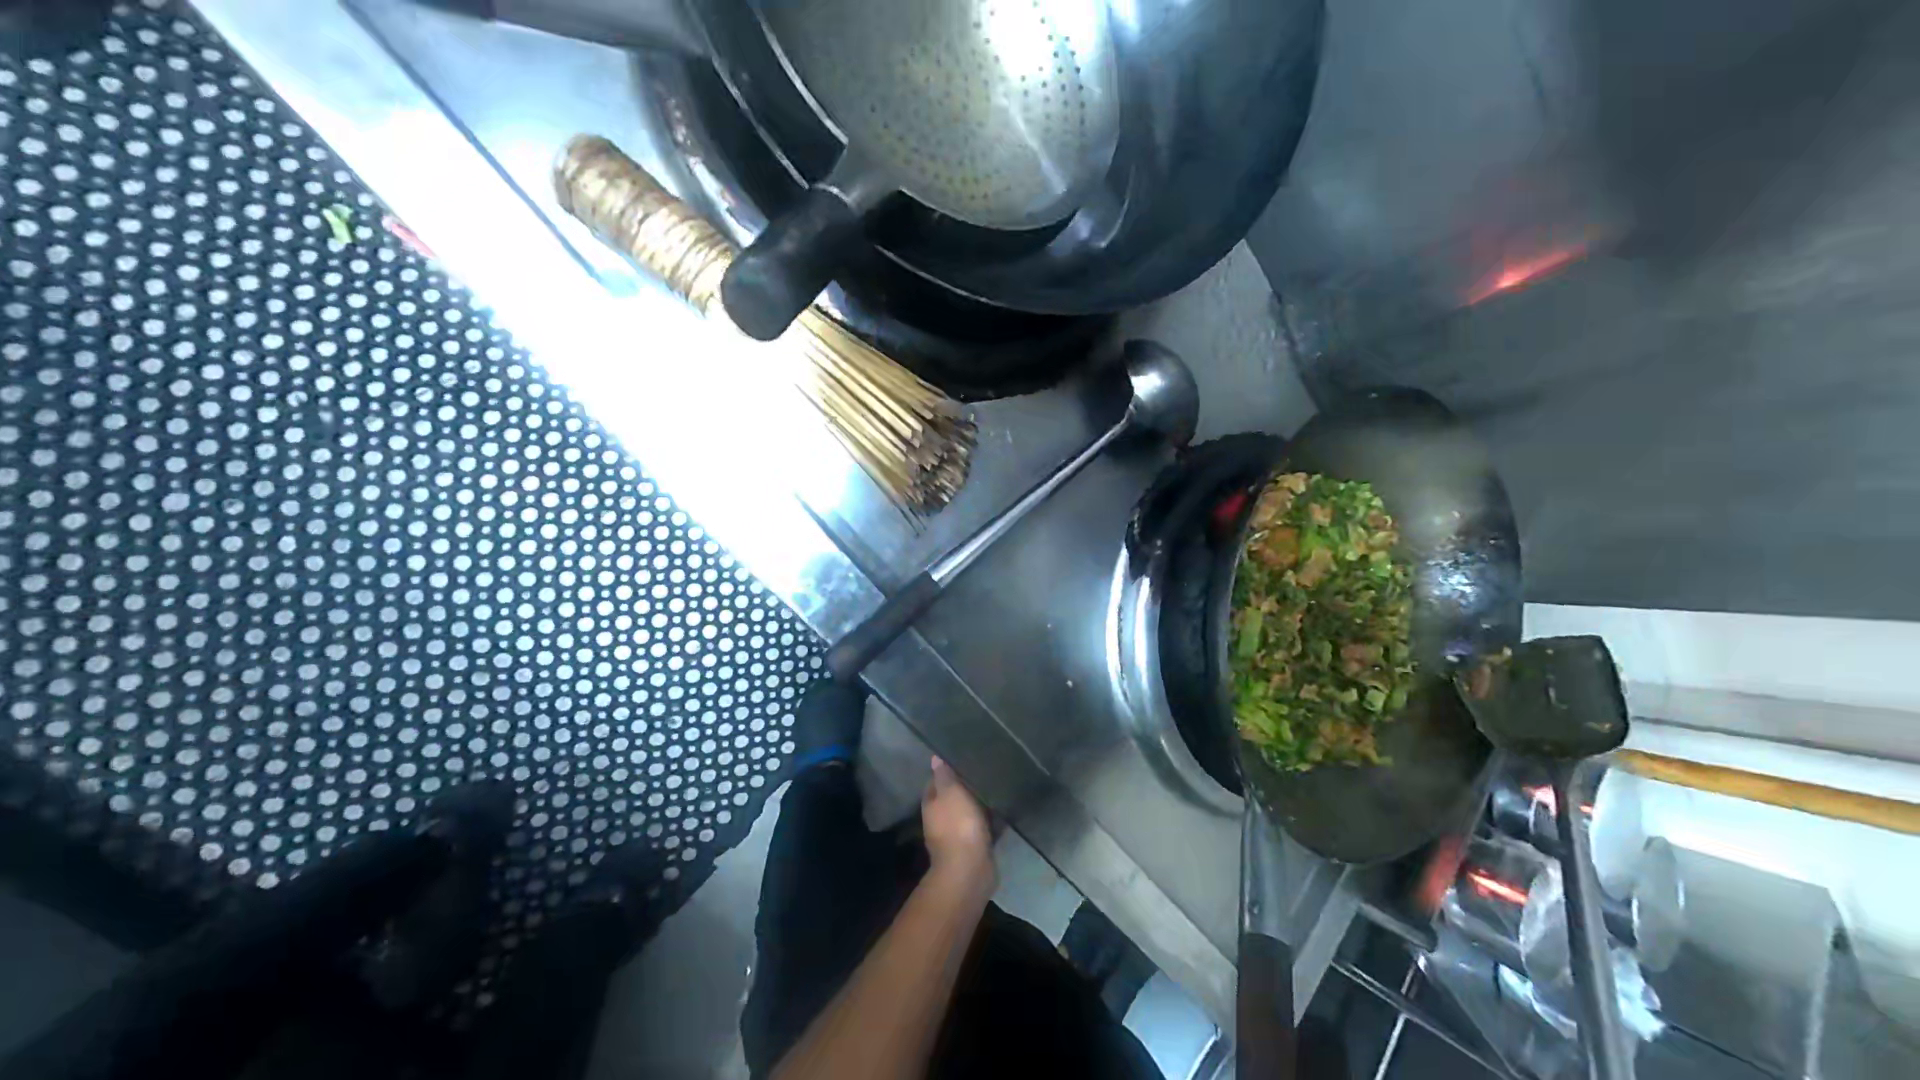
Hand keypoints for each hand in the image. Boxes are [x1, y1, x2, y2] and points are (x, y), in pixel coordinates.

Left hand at [921, 756, 994, 895]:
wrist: (970, 869)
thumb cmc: (958, 825)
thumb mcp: (951, 792)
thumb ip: (944, 775)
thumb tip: (935, 758)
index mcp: (931, 804)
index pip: (937, 780)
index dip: (948, 769)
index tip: (965, 757)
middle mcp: (941, 818)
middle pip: (954, 796)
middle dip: (967, 785)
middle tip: (986, 769)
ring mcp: (958, 834)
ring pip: (970, 811)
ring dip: (981, 803)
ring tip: (999, 784)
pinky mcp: (975, 846)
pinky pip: (984, 826)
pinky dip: (992, 819)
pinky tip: (1005, 808)